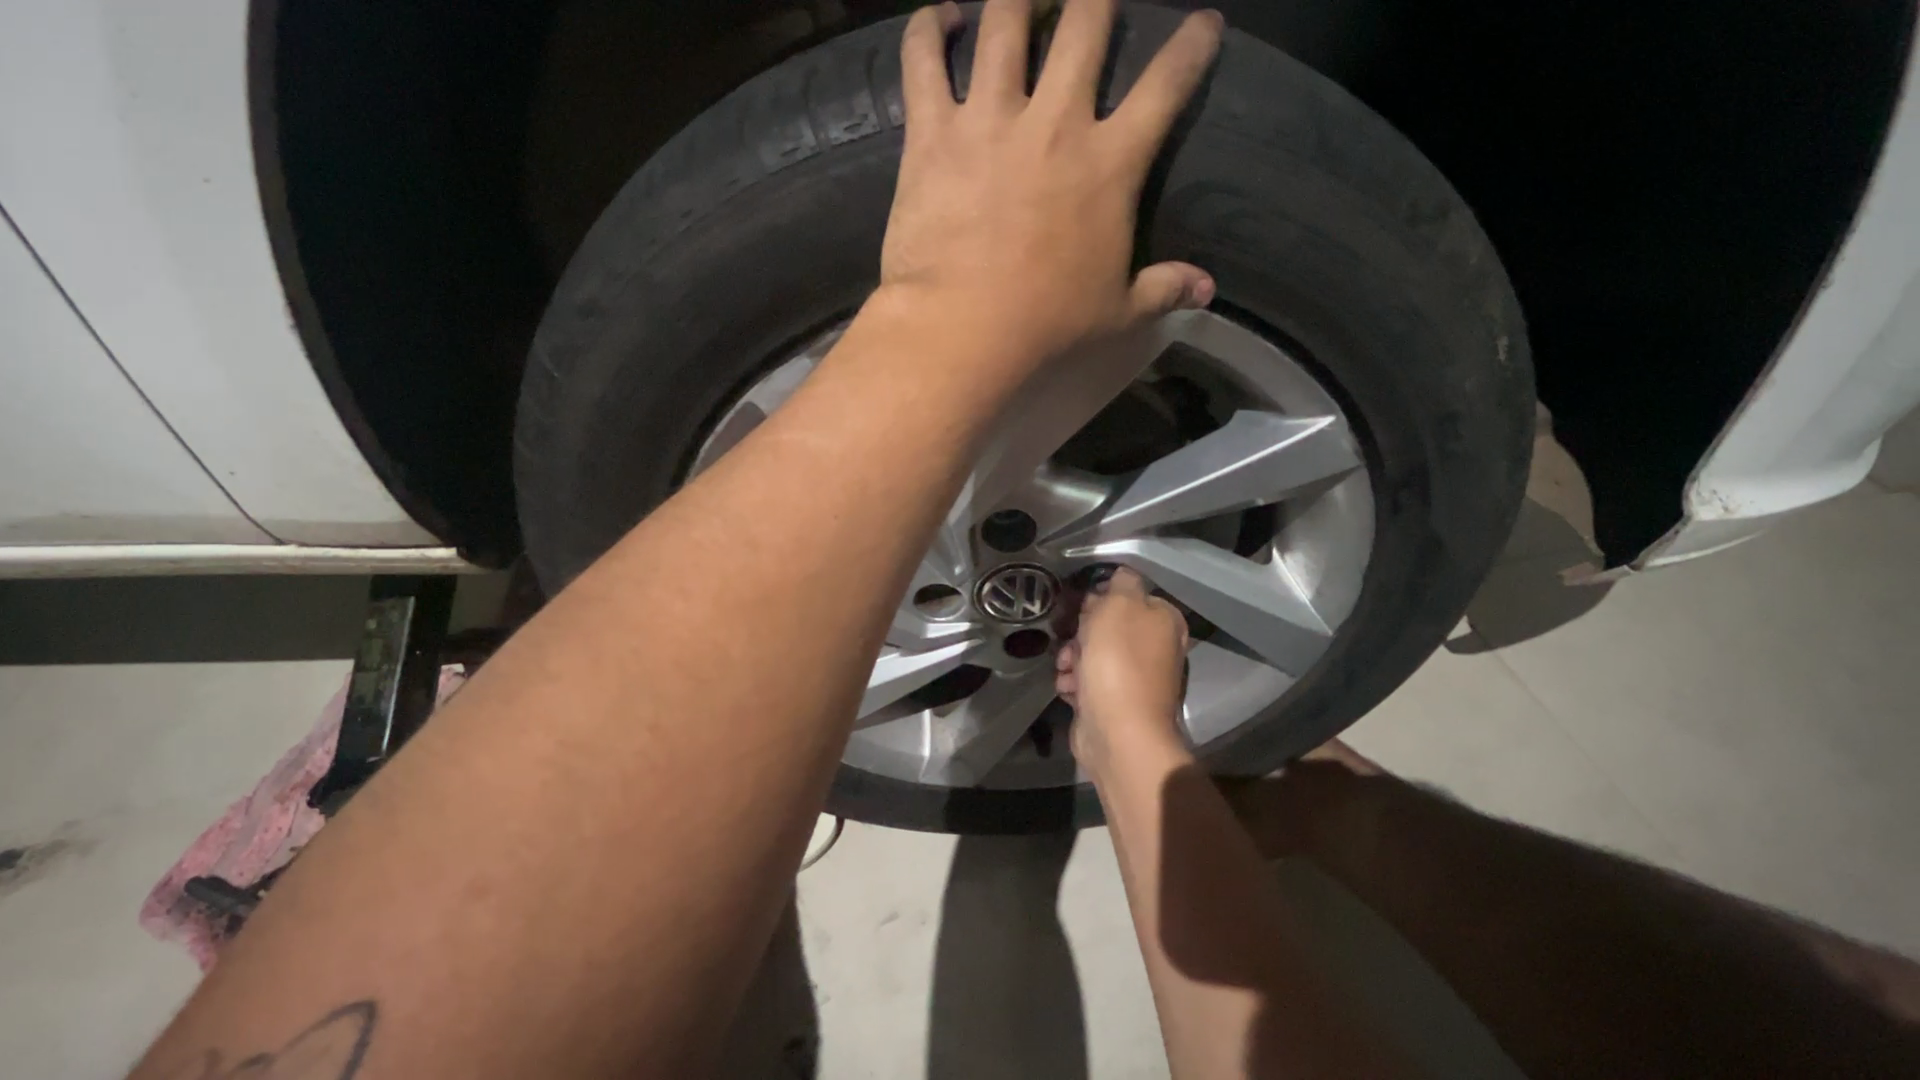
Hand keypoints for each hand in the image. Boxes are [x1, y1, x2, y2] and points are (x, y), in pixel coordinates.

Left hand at [881, 0, 1223, 364]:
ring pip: (1005, 22)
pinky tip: (941, 17)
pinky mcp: (933, 131)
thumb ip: (1164, 289)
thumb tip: (1207, 289)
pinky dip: (930, 28)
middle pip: (1085, 24)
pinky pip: (925, 59)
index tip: (1202, 23)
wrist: (964, 326)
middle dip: (1095, 0)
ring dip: (1017, 0)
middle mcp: (1057, 120)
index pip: (1166, 84)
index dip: (1191, 46)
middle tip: (1092, 1)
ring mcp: (991, 118)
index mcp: (1113, 162)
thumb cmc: (1048, 323)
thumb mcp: (1119, 312)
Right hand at [1056, 568, 1189, 768]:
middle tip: (1071, 640)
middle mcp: (1156, 649)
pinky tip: (1068, 689)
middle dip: (1082, 632)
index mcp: (1165, 622)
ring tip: (1064, 670)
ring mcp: (1136, 679)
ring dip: (1073, 659)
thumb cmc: (1118, 661)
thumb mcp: (1119, 605)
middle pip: (1109, 627)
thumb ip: (1122, 583)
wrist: (1117, 731)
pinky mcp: (1114, 704)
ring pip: (1094, 656)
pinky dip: (1075, 684)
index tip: (1083, 609)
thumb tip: (1122, 576)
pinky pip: (1089, 684)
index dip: (1102, 599)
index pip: (1131, 596)